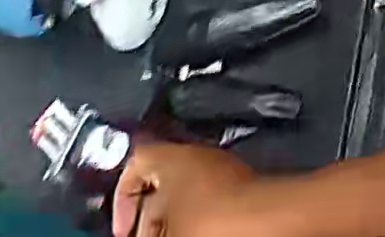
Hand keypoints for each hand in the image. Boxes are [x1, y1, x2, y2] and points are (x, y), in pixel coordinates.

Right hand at [112, 139, 260, 236]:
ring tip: (170, 234)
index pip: (136, 161)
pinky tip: (193, 230)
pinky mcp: (237, 184)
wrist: (262, 221)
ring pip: (182, 192)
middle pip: (159, 181)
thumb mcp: (164, 232)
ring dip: (169, 220)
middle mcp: (198, 156)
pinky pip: (204, 196)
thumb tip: (145, 230)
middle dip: (145, 217)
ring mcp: (221, 168)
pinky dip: (192, 215)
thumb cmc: (205, 224)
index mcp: (174, 160)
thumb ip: (145, 231)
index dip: (121, 196)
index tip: (123, 230)